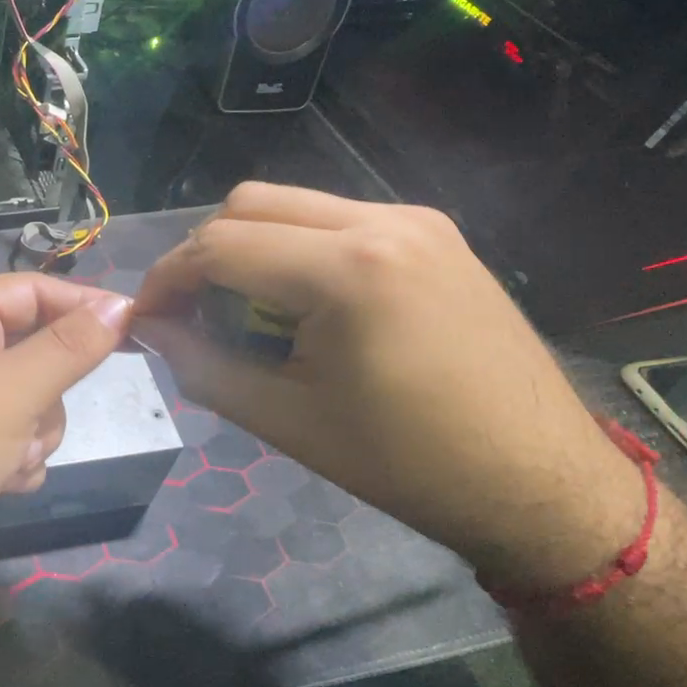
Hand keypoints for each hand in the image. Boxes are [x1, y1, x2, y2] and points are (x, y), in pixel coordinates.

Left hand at [0, 274, 131, 595]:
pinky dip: (19, 461)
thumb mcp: (11, 391)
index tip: (136, 322)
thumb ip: (69, 348)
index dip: (82, 303)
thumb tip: (119, 305)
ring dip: (34, 433)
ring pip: (33, 401)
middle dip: (47, 391)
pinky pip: (17, 440)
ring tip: (9, 458)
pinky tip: (0, 482)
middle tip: (37, 413)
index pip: (31, 292)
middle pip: (37, 350)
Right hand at [134, 184, 646, 588]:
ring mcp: (415, 219)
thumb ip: (200, 364)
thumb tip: (148, 328)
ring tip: (244, 310)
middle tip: (191, 312)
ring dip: (249, 247)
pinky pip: (336, 218)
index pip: (218, 245)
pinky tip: (300, 302)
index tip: (146, 318)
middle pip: (250, 204)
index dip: (166, 278)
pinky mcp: (435, 232)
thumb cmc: (406, 464)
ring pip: (292, 204)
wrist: (540, 482)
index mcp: (347, 269)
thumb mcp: (286, 419)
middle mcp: (382, 220)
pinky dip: (296, 247)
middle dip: (203, 253)